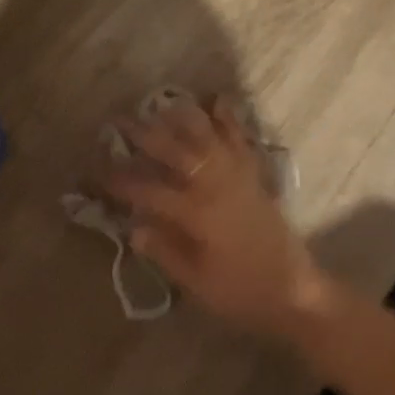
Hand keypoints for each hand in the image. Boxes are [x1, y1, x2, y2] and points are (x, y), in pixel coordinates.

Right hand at [103, 101, 325, 341]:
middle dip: (144, 135)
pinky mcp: (255, 176)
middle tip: (120, 121)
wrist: (297, 293)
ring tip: (161, 104)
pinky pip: (239, 140)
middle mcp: (215, 186)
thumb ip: (165, 252)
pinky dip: (228, 118)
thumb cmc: (242, 294)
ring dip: (181, 118)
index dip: (121, 180)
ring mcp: (237, 177)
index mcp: (196, 215)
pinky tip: (217, 101)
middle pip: (174, 152)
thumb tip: (134, 228)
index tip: (98, 171)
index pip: (149, 191)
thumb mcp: (197, 284)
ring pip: (206, 136)